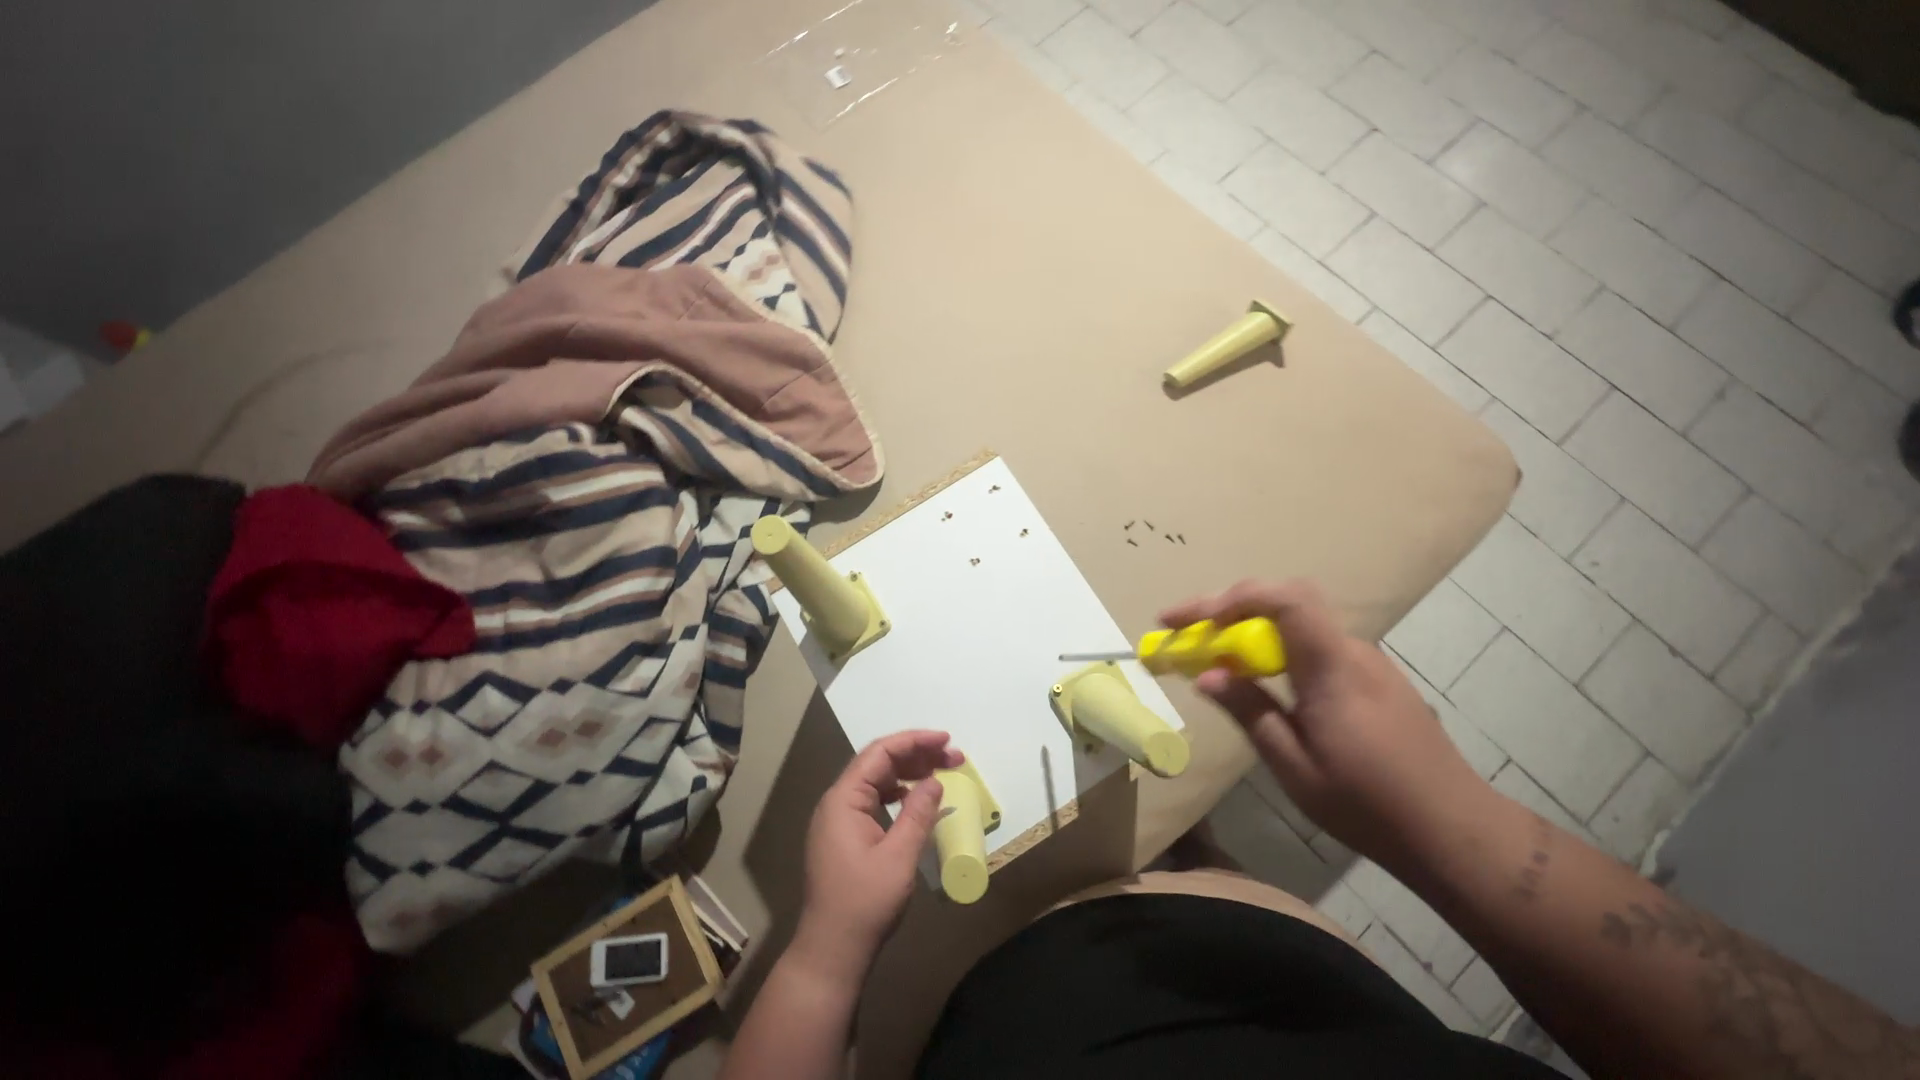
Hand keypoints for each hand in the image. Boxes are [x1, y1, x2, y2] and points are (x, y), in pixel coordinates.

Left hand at [791, 730, 962, 982]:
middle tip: (954, 757)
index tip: (947, 741)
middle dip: (916, 755)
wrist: (832, 949)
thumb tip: (935, 780)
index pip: (880, 753)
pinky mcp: (844, 837)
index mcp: (843, 799)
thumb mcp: (899, 856)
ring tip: (942, 772)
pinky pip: (872, 801)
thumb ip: (918, 813)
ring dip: (908, 773)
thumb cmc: (865, 902)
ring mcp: (838, 820)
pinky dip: (897, 794)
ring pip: (875, 782)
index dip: (915, 741)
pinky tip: (917, 799)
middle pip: (877, 764)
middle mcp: (836, 803)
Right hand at [1162, 579, 1491, 869]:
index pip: (1283, 600)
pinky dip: (1280, 650)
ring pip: (1303, 625)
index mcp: (1332, 668)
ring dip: (1254, 631)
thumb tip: (1207, 675)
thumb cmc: (1367, 803)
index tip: (1187, 621)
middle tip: (1187, 633)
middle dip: (1231, 608)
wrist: (1452, 828)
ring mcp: (1370, 663)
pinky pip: (1318, 647)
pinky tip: (1264, 684)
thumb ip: (1250, 712)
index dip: (1230, 598)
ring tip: (1216, 661)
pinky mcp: (1377, 680)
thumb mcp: (1295, 767)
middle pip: (1288, 602)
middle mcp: (1353, 652)